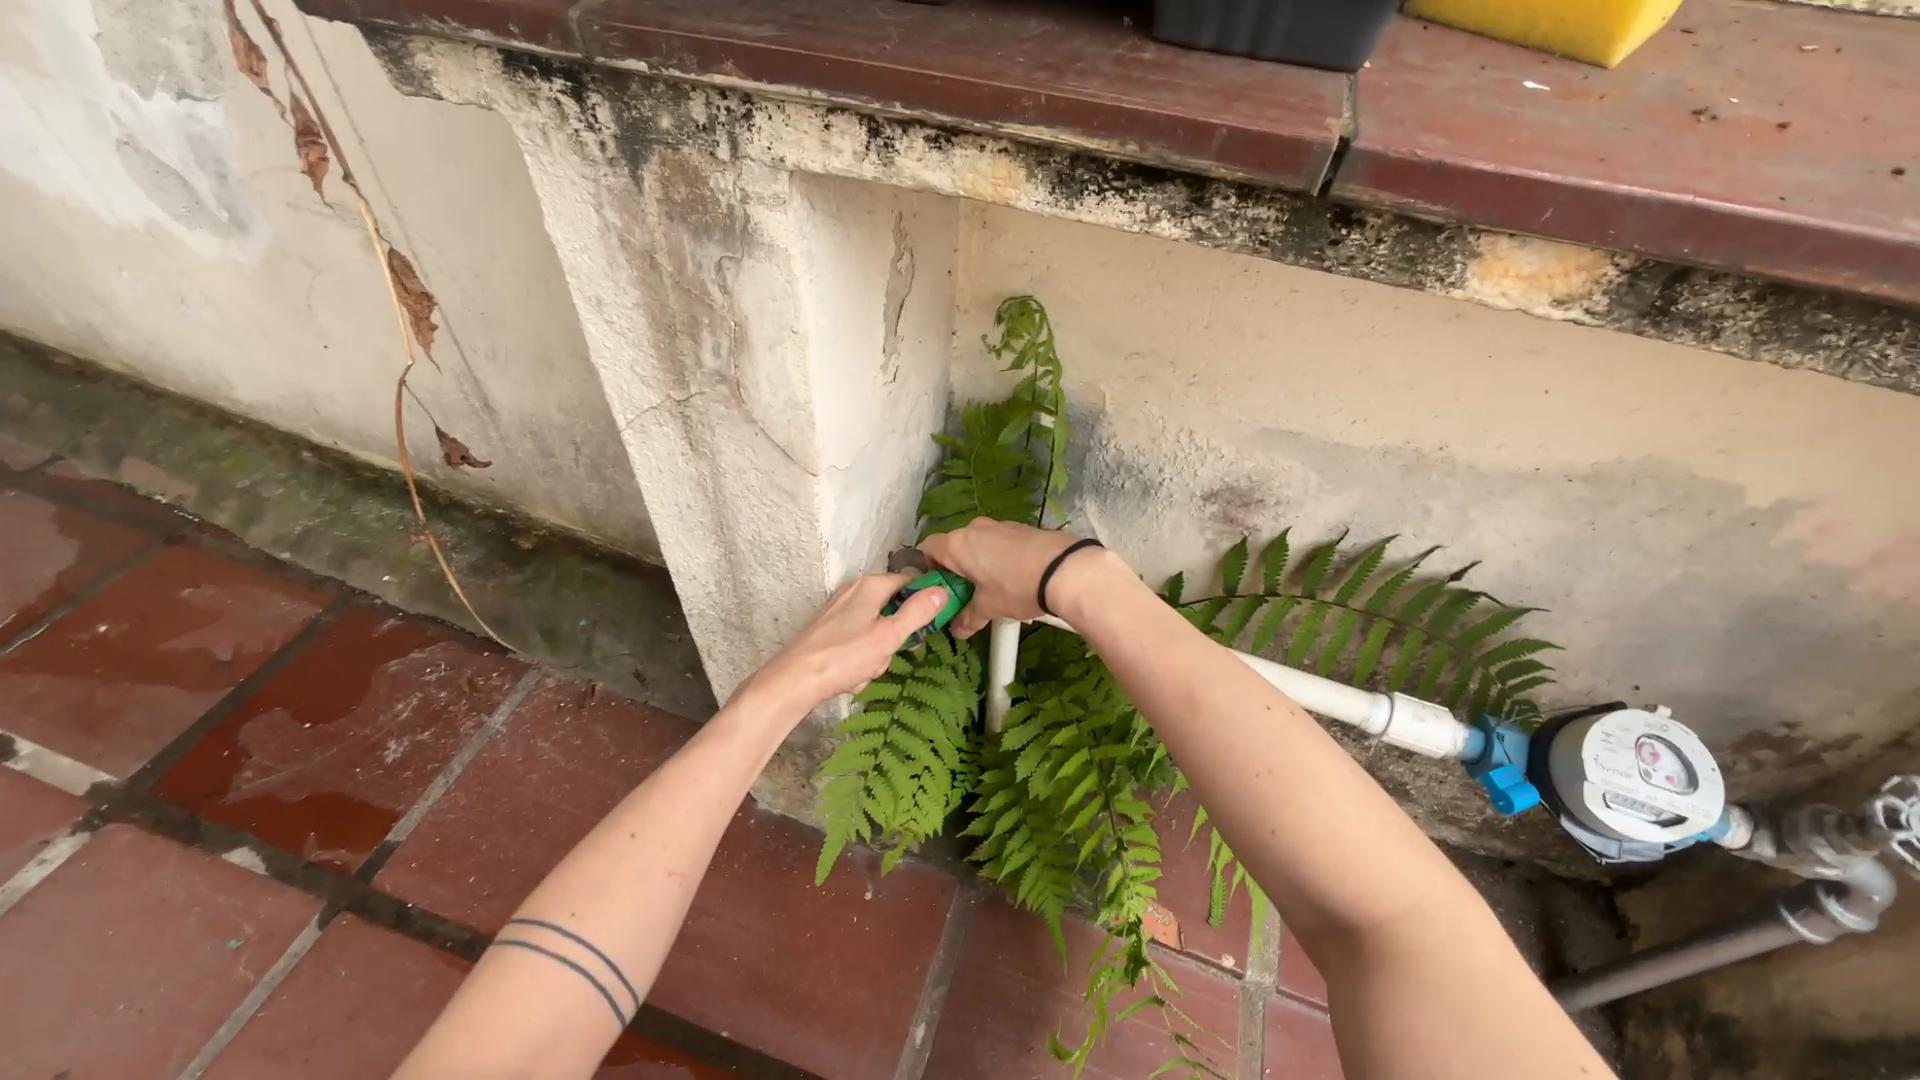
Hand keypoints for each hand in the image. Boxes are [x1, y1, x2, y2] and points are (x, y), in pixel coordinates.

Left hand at [747, 574, 949, 711]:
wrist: (795, 680)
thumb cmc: (845, 656)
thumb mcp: (889, 636)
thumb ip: (917, 612)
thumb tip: (942, 590)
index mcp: (870, 585)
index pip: (910, 582)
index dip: (924, 601)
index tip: (929, 625)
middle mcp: (854, 591)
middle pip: (892, 609)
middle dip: (894, 637)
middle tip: (885, 655)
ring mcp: (838, 610)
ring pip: (875, 630)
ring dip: (876, 653)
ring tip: (864, 669)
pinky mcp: (828, 630)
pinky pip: (857, 642)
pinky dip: (858, 659)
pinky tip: (850, 675)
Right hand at [921, 519, 1121, 638]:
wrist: (1064, 569)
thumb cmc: (1015, 587)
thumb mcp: (989, 607)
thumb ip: (968, 618)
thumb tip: (958, 630)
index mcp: (957, 545)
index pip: (928, 548)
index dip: (930, 569)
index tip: (942, 589)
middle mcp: (974, 529)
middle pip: (954, 546)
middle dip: (957, 569)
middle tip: (967, 594)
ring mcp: (999, 525)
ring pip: (979, 543)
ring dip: (980, 562)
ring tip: (994, 588)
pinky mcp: (1021, 527)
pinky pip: (1000, 541)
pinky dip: (1000, 556)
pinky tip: (1015, 577)